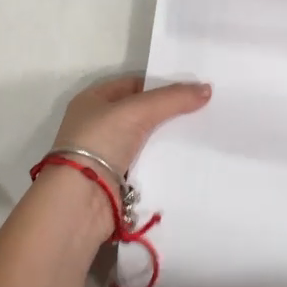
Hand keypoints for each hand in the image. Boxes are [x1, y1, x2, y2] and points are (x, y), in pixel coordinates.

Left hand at [52, 76, 211, 174]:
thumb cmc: (100, 143)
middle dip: (167, 111)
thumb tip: (207, 89)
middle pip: (140, 112)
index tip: (190, 87)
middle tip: (201, 108)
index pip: (133, 84)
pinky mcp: (116, 181)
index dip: (160, 84)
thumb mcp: (137, 111)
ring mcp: (106, 154)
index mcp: (92, 100)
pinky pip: (145, 164)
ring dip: (166, 138)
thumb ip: (172, 98)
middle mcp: (97, 125)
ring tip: (200, 131)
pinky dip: (162, 161)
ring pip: (145, 139)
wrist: (80, 202)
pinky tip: (186, 157)